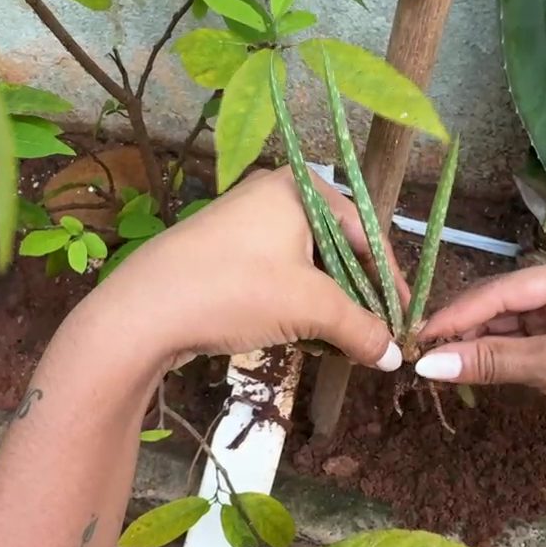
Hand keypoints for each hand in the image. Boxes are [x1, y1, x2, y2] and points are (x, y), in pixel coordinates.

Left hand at [71, 168, 403, 373]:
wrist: (143, 311)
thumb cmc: (236, 290)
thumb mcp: (309, 309)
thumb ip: (360, 328)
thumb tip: (395, 357)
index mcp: (301, 189)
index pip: (366, 232)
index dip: (389, 280)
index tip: (402, 319)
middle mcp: (274, 195)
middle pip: (337, 247)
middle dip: (358, 294)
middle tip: (374, 332)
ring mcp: (245, 222)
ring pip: (307, 264)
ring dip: (329, 303)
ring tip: (343, 338)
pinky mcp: (224, 251)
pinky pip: (279, 273)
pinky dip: (297, 302)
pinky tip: (304, 333)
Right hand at [414, 250, 545, 465]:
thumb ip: (491, 359)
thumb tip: (428, 363)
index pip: (509, 287)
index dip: (462, 312)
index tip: (421, 333)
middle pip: (509, 301)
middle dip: (468, 326)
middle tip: (424, 348)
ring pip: (513, 322)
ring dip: (480, 342)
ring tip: (439, 359)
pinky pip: (525, 341)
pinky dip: (498, 354)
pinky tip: (469, 364)